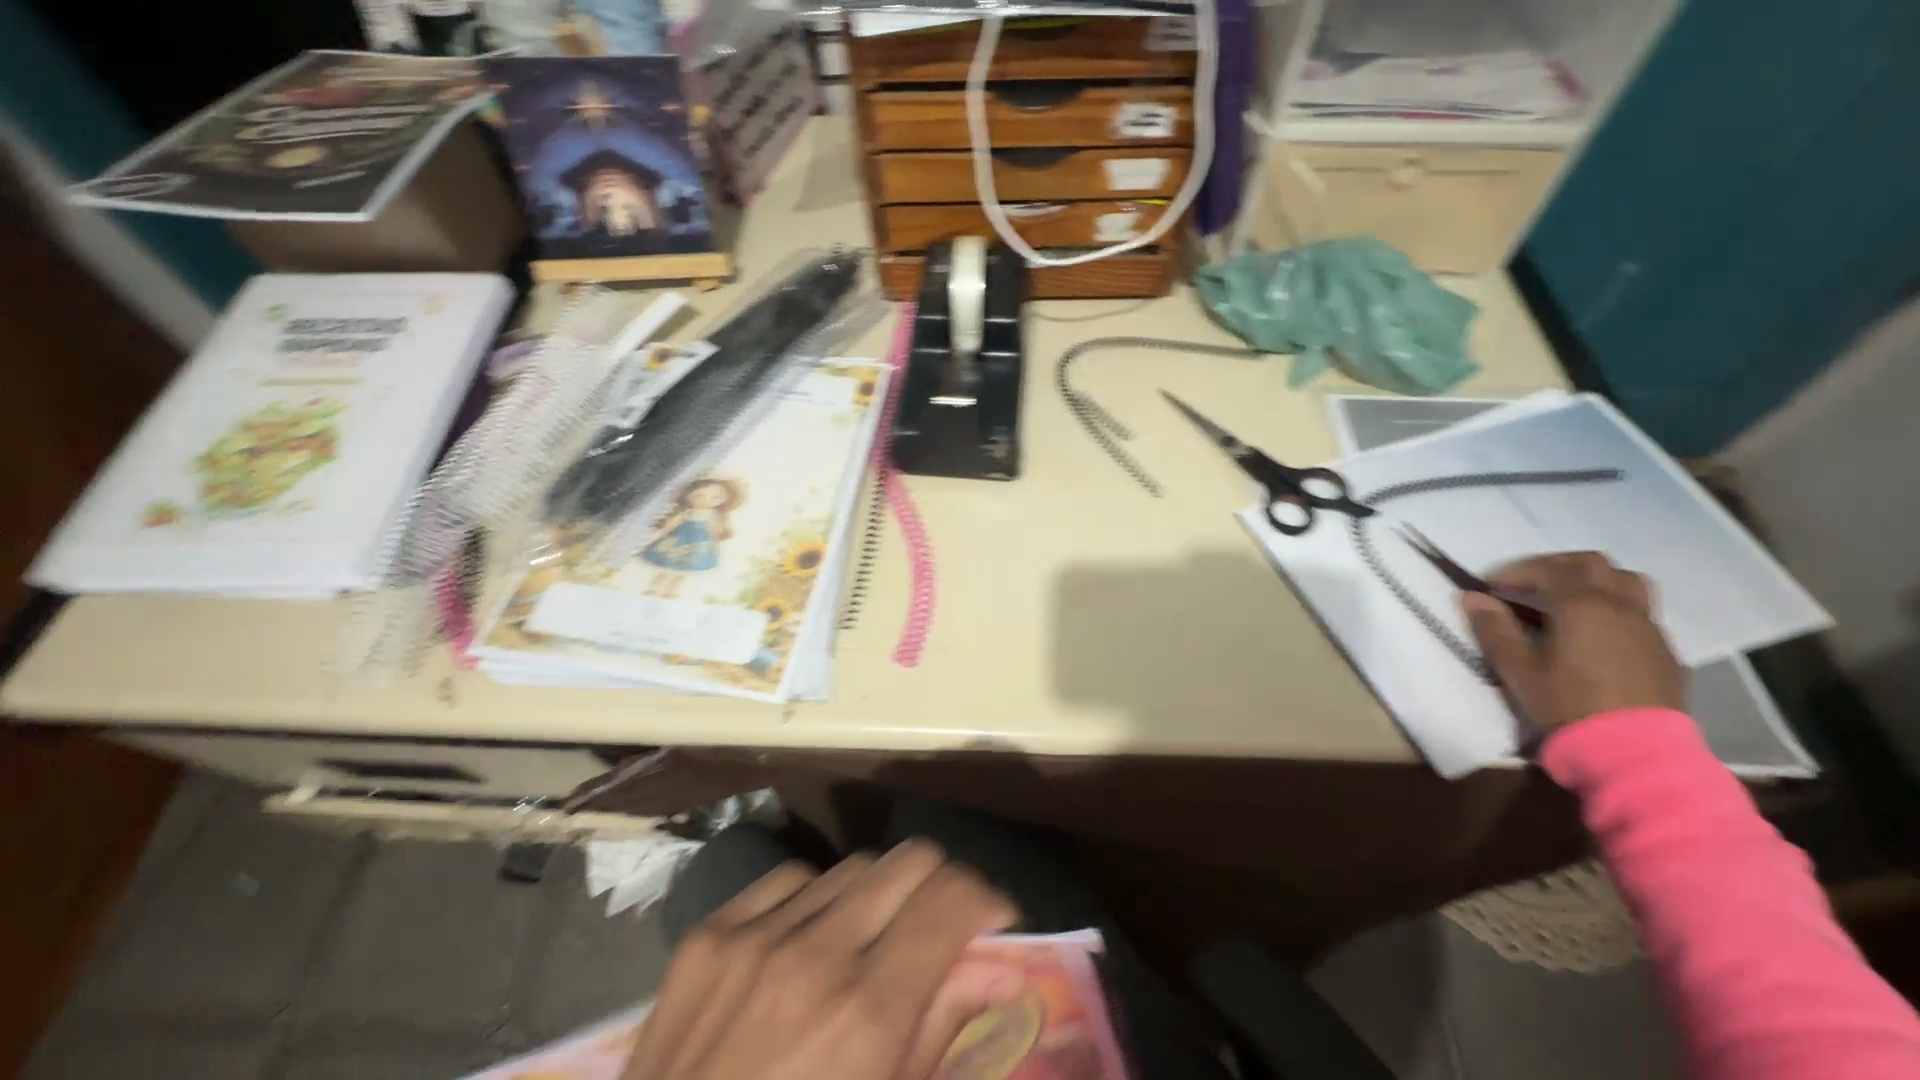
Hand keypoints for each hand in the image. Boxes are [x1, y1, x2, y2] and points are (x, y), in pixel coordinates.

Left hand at [622, 840, 1019, 1079]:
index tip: (993, 925)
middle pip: (910, 861)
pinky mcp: (709, 933)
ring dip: (877, 895)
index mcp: (868, 1011)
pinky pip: (788, 879)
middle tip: (939, 927)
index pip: (953, 899)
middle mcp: (816, 954)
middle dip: (940, 887)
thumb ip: (942, 1030)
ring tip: (868, 940)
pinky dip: (814, 899)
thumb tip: (1000, 970)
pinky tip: (806, 940)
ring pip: (853, 866)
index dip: (987, 902)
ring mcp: (755, 935)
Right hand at [1463, 552, 1686, 736]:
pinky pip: (1642, 614)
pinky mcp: (1666, 653)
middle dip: (1556, 565)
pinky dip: (1616, 609)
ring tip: (1571, 599)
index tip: (1491, 587)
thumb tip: (1471, 597)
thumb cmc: (1568, 706)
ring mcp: (1649, 628)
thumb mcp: (1519, 670)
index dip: (1515, 571)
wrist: (1634, 752)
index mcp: (1582, 605)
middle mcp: (1621, 606)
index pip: (1547, 569)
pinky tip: (1600, 635)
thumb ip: (1494, 629)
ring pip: (1628, 581)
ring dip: (1595, 580)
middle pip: (1592, 564)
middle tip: (1529, 583)